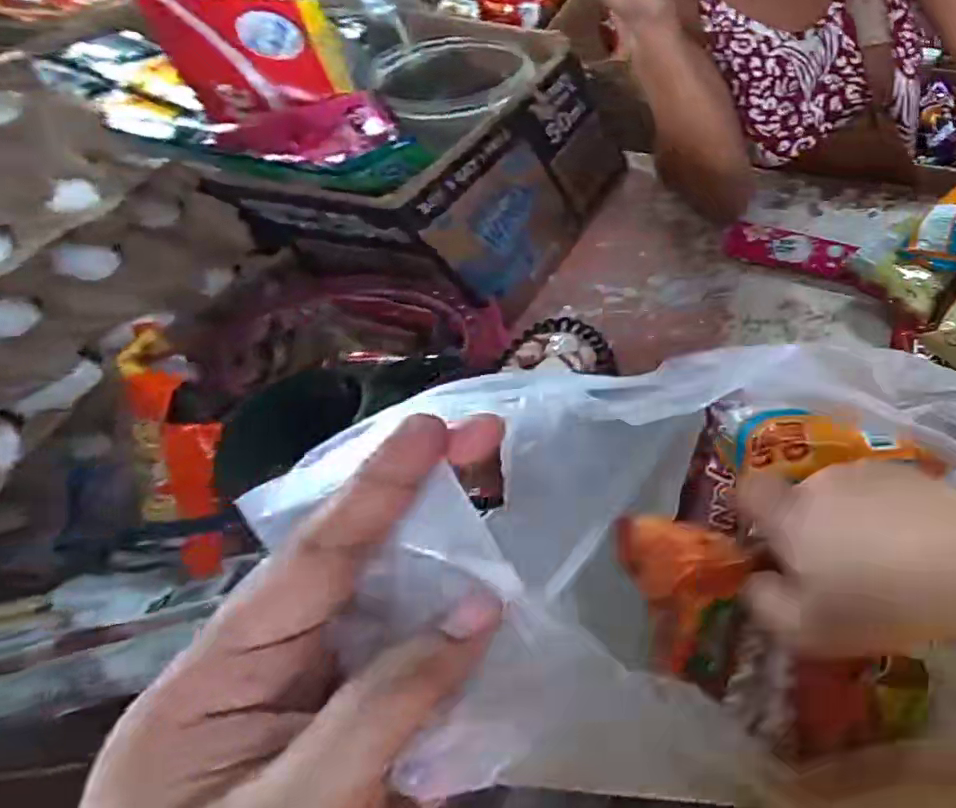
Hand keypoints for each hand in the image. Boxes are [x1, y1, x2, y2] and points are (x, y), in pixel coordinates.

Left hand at [82, 415, 505, 807]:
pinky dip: (464, 610)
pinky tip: (495, 580)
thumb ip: (389, 700)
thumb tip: (485, 603)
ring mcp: (322, 688)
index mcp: (215, 688)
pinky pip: (422, 642)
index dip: (376, 491)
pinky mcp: (368, 708)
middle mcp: (269, 670)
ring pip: (396, 596)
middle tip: (481, 433)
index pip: (309, 567)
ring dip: (451, 545)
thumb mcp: (300, 806)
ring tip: (496, 487)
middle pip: (354, 561)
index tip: (430, 428)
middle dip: (418, 492)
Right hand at [736, 463, 955, 656]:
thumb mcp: (804, 628)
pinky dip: (881, 514)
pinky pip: (876, 493)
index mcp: (790, 514)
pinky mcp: (906, 472)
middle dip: (805, 529)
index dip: (749, 514)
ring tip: (878, 562)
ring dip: (846, 521)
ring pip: (840, 496)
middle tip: (831, 572)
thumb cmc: (875, 600)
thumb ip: (764, 602)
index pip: (748, 490)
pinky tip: (906, 545)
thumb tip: (754, 578)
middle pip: (799, 498)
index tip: (766, 548)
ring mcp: (869, 471)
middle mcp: (824, 481)